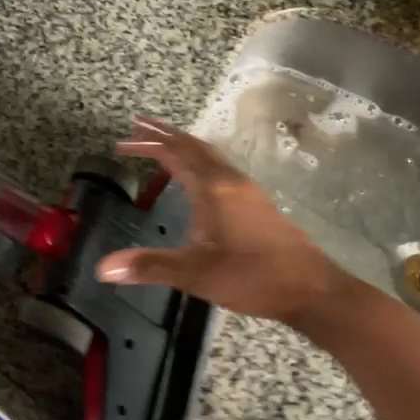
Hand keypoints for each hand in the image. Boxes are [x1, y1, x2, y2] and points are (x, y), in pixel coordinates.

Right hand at [95, 116, 341, 327]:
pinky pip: (221, 165)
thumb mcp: (195, 274)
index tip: (121, 143)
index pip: (172, 152)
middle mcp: (229, 180)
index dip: (146, 143)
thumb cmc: (253, 278)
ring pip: (209, 153)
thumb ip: (149, 266)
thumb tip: (103, 268)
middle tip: (136, 127)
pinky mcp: (258, 202)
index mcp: (211, 188)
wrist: (315, 292)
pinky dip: (200, 158)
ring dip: (183, 144)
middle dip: (162, 134)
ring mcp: (247, 189)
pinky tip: (198, 177)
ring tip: (162, 143)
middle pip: (191, 144)